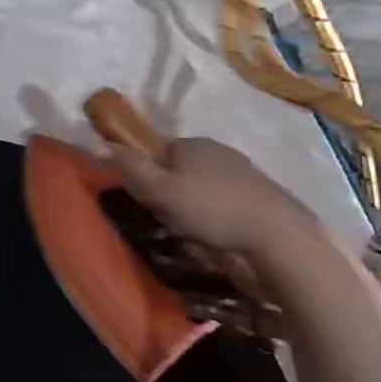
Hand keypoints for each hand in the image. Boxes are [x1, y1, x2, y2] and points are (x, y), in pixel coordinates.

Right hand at [106, 136, 323, 263]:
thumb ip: (130, 168)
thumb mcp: (160, 191)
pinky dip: (220, 216)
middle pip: (179, 170)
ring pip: (203, 187)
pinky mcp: (263, 194)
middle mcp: (218, 150)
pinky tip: (223, 235)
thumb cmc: (212, 210)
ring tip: (199, 234)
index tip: (152, 202)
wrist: (280, 237)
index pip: (156, 153)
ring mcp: (244, 171)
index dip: (149, 177)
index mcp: (192, 143)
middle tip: (174, 221)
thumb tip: (100, 144)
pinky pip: (227, 201)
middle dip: (172, 194)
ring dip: (196, 208)